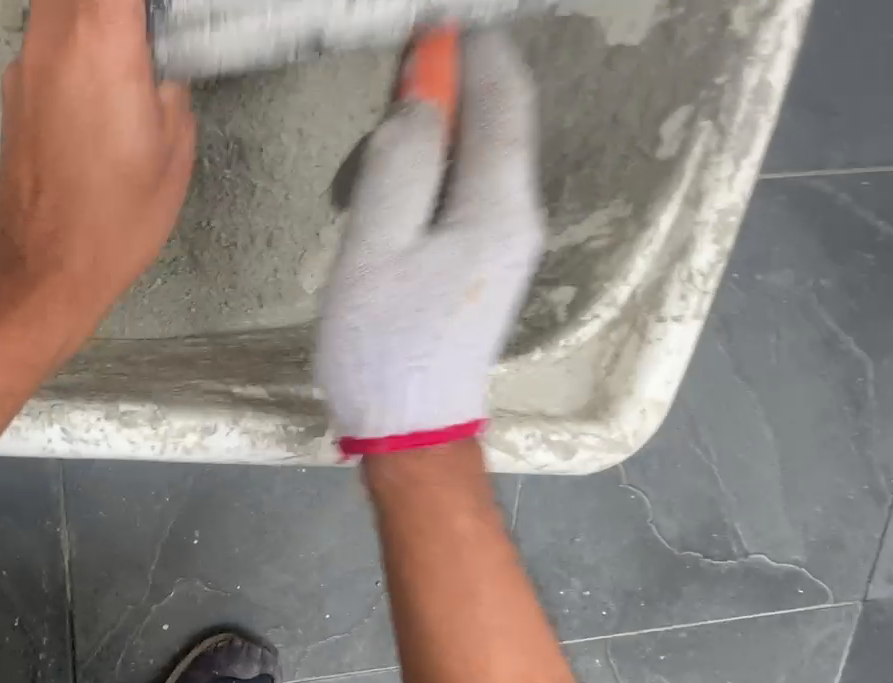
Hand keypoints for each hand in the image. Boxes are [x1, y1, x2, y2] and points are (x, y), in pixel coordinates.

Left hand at [0, 0, 197, 332]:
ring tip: (123, 53)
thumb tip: (162, 69)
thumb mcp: (173, 152)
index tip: (155, 14)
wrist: (48, 273)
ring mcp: (23, 70)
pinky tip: (95, 88)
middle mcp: (52, 42)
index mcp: (102, 42)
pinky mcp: (11, 99)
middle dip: (113, 4)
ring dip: (88, 15)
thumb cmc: (112, 224)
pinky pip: (41, 43)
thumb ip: (172, 87)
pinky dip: (68, 45)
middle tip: (143, 27)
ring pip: (54, 5)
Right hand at [316, 31, 545, 455]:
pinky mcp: (482, 278)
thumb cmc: (385, 347)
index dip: (474, 56)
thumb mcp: (375, 254)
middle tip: (411, 67)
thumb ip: (399, 172)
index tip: (438, 25)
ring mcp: (505, 254)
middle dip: (462, 90)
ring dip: (448, 135)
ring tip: (400, 119)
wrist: (409, 431)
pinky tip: (408, 184)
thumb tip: (421, 102)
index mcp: (498, 208)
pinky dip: (443, 175)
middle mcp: (517, 222)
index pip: (501, 105)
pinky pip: (469, 202)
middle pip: (499, 133)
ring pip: (483, 169)